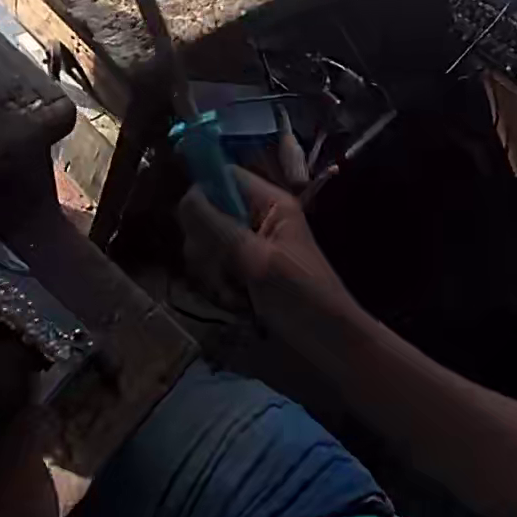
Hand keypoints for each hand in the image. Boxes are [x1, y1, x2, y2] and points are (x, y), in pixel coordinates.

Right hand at [178, 166, 358, 328]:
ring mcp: (252, 243)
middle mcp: (260, 216)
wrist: (331, 340)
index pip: (225, 177)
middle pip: (209, 211)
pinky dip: (218, 285)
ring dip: (210, 270)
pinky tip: (234, 302)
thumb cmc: (302, 295)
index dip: (203, 194)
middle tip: (216, 269)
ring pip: (208, 242)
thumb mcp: (257, 260)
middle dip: (204, 243)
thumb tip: (186, 198)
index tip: (193, 227)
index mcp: (271, 202)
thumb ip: (220, 228)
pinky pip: (216, 266)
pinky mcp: (247, 269)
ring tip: (231, 293)